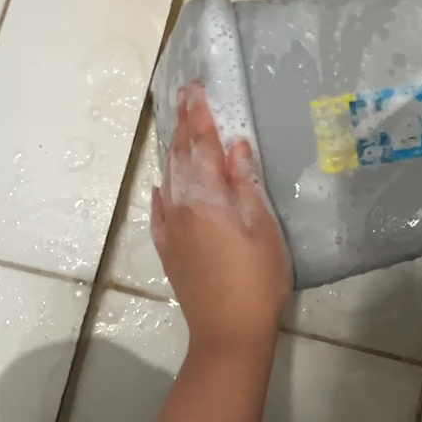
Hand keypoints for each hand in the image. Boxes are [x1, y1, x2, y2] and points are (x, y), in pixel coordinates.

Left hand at [154, 82, 291, 355]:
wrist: (227, 333)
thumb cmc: (256, 278)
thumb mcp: (262, 226)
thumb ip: (245, 183)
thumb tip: (235, 145)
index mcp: (206, 196)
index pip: (200, 144)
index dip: (198, 114)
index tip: (195, 88)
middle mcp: (181, 205)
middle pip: (180, 156)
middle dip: (183, 124)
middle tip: (185, 97)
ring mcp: (171, 228)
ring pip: (169, 179)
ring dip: (173, 151)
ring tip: (178, 129)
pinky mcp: (169, 249)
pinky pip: (159, 211)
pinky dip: (162, 191)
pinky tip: (162, 185)